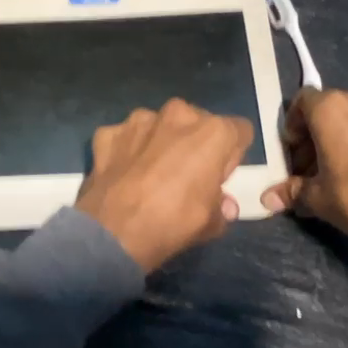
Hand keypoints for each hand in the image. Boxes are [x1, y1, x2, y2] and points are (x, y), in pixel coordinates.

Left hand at [75, 99, 255, 273]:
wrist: (113, 233)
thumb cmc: (173, 224)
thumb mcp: (212, 223)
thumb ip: (222, 206)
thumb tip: (223, 205)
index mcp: (213, 132)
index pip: (239, 132)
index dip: (231, 155)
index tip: (219, 176)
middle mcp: (177, 114)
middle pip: (197, 123)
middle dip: (194, 143)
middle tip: (185, 176)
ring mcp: (138, 120)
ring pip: (158, 126)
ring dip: (159, 142)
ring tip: (150, 175)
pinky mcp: (108, 132)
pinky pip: (124, 138)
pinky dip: (126, 151)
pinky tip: (124, 175)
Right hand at [262, 86, 347, 295]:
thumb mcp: (318, 198)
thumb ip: (292, 192)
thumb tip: (269, 199)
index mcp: (331, 106)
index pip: (300, 103)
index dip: (292, 128)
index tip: (292, 156)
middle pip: (326, 111)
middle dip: (313, 139)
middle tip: (308, 171)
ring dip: (336, 143)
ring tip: (333, 177)